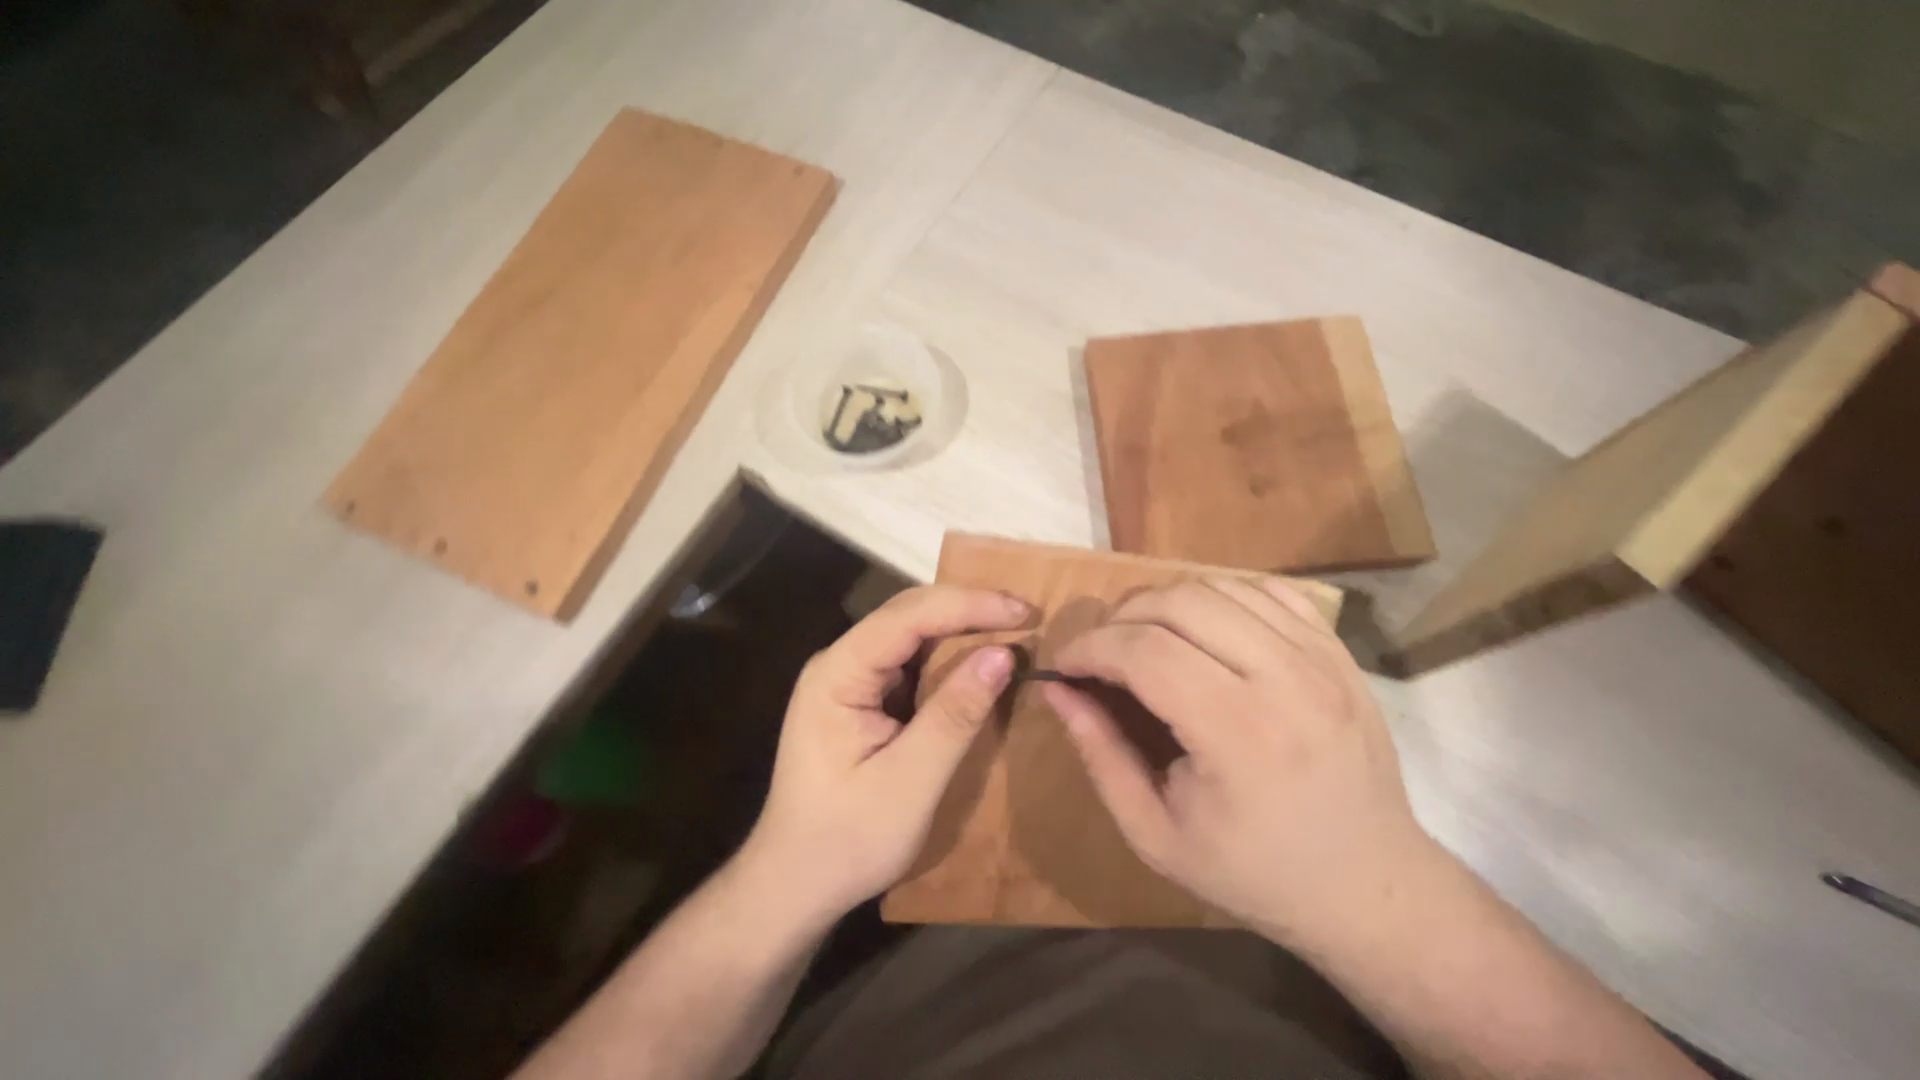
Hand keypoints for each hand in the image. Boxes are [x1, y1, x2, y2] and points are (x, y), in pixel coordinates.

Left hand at [742, 585, 1026, 922]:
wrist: (797, 884)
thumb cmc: (849, 840)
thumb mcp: (911, 782)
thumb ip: (956, 715)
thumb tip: (1004, 653)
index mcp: (838, 674)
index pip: (909, 616)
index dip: (970, 605)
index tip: (1027, 611)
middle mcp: (839, 663)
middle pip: (908, 614)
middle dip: (970, 609)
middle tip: (1030, 618)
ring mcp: (848, 680)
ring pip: (911, 634)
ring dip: (962, 629)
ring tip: (1017, 632)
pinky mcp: (860, 700)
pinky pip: (910, 662)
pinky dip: (949, 657)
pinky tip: (981, 661)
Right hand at [1043, 575, 1437, 948]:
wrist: (1366, 886)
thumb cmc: (1252, 872)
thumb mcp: (1154, 832)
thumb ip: (1100, 754)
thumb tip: (1057, 690)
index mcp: (1238, 733)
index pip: (1145, 650)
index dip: (1090, 647)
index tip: (1064, 666)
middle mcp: (1285, 680)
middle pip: (1181, 601)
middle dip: (1121, 616)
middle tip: (1101, 652)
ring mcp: (1321, 659)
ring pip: (1223, 586)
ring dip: (1167, 602)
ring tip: (1146, 637)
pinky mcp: (1340, 654)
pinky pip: (1271, 591)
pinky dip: (1223, 597)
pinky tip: (1205, 630)